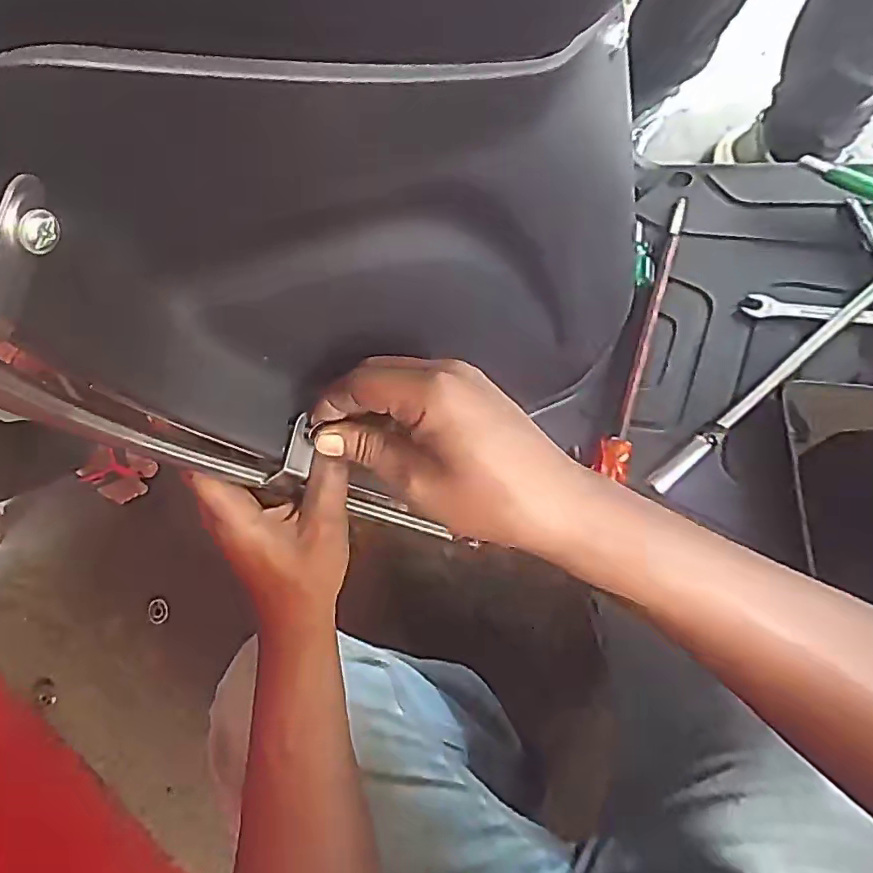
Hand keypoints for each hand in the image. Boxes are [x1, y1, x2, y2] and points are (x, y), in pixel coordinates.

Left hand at [187, 451, 351, 632]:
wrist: (298, 617)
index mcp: (232, 515)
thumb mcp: (326, 526)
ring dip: (251, 458)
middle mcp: (219, 515)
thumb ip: (328, 479)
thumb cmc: (304, 586)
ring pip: (227, 470)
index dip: (201, 436)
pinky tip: (285, 478)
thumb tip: (328, 443)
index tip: (211, 418)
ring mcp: (225, 518)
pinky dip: (260, 475)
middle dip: (238, 440)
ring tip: (284, 456)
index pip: (197, 464)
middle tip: (272, 435)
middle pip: (212, 459)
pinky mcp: (236, 520)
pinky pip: (240, 484)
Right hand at [310, 357, 608, 551]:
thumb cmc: (490, 500)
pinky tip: (392, 432)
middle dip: (348, 398)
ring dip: (373, 398)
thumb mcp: (418, 482)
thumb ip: (369, 450)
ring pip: (399, 374)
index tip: (315, 430)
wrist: (557, 503)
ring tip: (358, 438)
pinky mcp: (474, 387)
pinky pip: (422, 382)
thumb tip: (329, 435)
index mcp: (431, 389)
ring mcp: (464, 375)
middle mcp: (446, 369)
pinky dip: (398, 400)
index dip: (331, 403)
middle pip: (378, 369)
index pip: (361, 381)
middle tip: (331, 435)